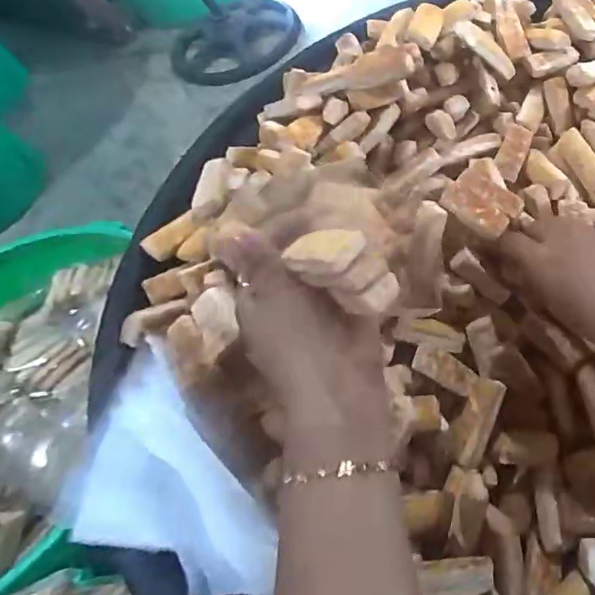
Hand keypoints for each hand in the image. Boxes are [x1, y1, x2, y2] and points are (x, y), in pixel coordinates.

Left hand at [212, 227, 390, 460]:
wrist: (342, 392)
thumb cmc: (297, 343)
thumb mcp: (272, 297)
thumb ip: (257, 263)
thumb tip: (225, 231)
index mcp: (258, 301)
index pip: (260, 258)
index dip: (274, 233)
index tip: (295, 204)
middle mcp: (287, 305)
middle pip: (294, 263)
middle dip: (309, 239)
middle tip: (329, 202)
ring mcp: (321, 313)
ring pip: (324, 272)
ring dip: (334, 250)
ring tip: (350, 213)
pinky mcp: (353, 318)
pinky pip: (353, 284)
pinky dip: (358, 267)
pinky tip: (369, 242)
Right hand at [499, 216, 594, 347]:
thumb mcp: (557, 309)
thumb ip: (535, 286)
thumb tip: (519, 274)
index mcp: (538, 258)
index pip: (507, 241)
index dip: (497, 246)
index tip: (493, 256)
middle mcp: (556, 235)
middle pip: (531, 226)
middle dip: (524, 239)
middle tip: (525, 260)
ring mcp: (582, 229)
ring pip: (554, 224)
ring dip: (547, 236)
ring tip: (553, 259)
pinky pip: (576, 230)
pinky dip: (570, 240)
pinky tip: (581, 261)